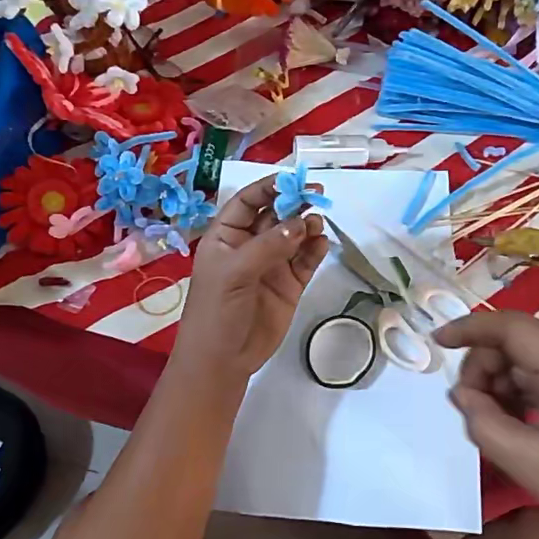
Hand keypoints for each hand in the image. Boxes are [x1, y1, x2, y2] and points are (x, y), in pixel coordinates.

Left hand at [174, 175, 329, 378]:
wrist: (223, 359)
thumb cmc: (216, 311)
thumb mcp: (235, 273)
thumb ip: (268, 246)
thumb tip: (300, 223)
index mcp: (226, 237)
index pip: (248, 202)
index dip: (268, 187)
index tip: (294, 179)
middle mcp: (250, 246)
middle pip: (275, 214)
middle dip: (294, 202)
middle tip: (317, 194)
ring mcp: (271, 265)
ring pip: (294, 236)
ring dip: (306, 225)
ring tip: (318, 223)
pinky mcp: (289, 285)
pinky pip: (306, 260)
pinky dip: (315, 250)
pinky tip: (321, 244)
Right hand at [434, 311, 538, 538]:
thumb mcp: (528, 460)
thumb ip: (483, 420)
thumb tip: (461, 395)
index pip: (511, 327)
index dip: (468, 329)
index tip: (435, 343)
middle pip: (518, 344)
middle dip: (485, 369)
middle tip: (470, 410)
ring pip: (529, 363)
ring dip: (501, 386)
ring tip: (492, 425)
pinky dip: (522, 396)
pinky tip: (515, 427)